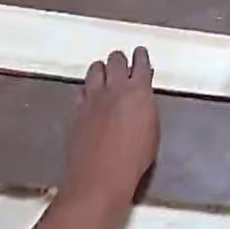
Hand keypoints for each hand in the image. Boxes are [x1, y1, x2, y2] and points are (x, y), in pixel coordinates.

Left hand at [62, 47, 159, 206]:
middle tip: (121, 62)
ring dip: (101, 69)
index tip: (140, 52)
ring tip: (104, 73)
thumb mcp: (152, 128)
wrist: (101, 176)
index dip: (141, 56)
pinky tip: (89, 94)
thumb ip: (146, 106)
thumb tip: (142, 97)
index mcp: (139, 91)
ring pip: (95, 70)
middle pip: (115, 60)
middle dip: (119, 59)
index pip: (140, 63)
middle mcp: (115, 89)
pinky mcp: (77, 111)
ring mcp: (93, 99)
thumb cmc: (135, 157)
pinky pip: (80, 90)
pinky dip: (87, 89)